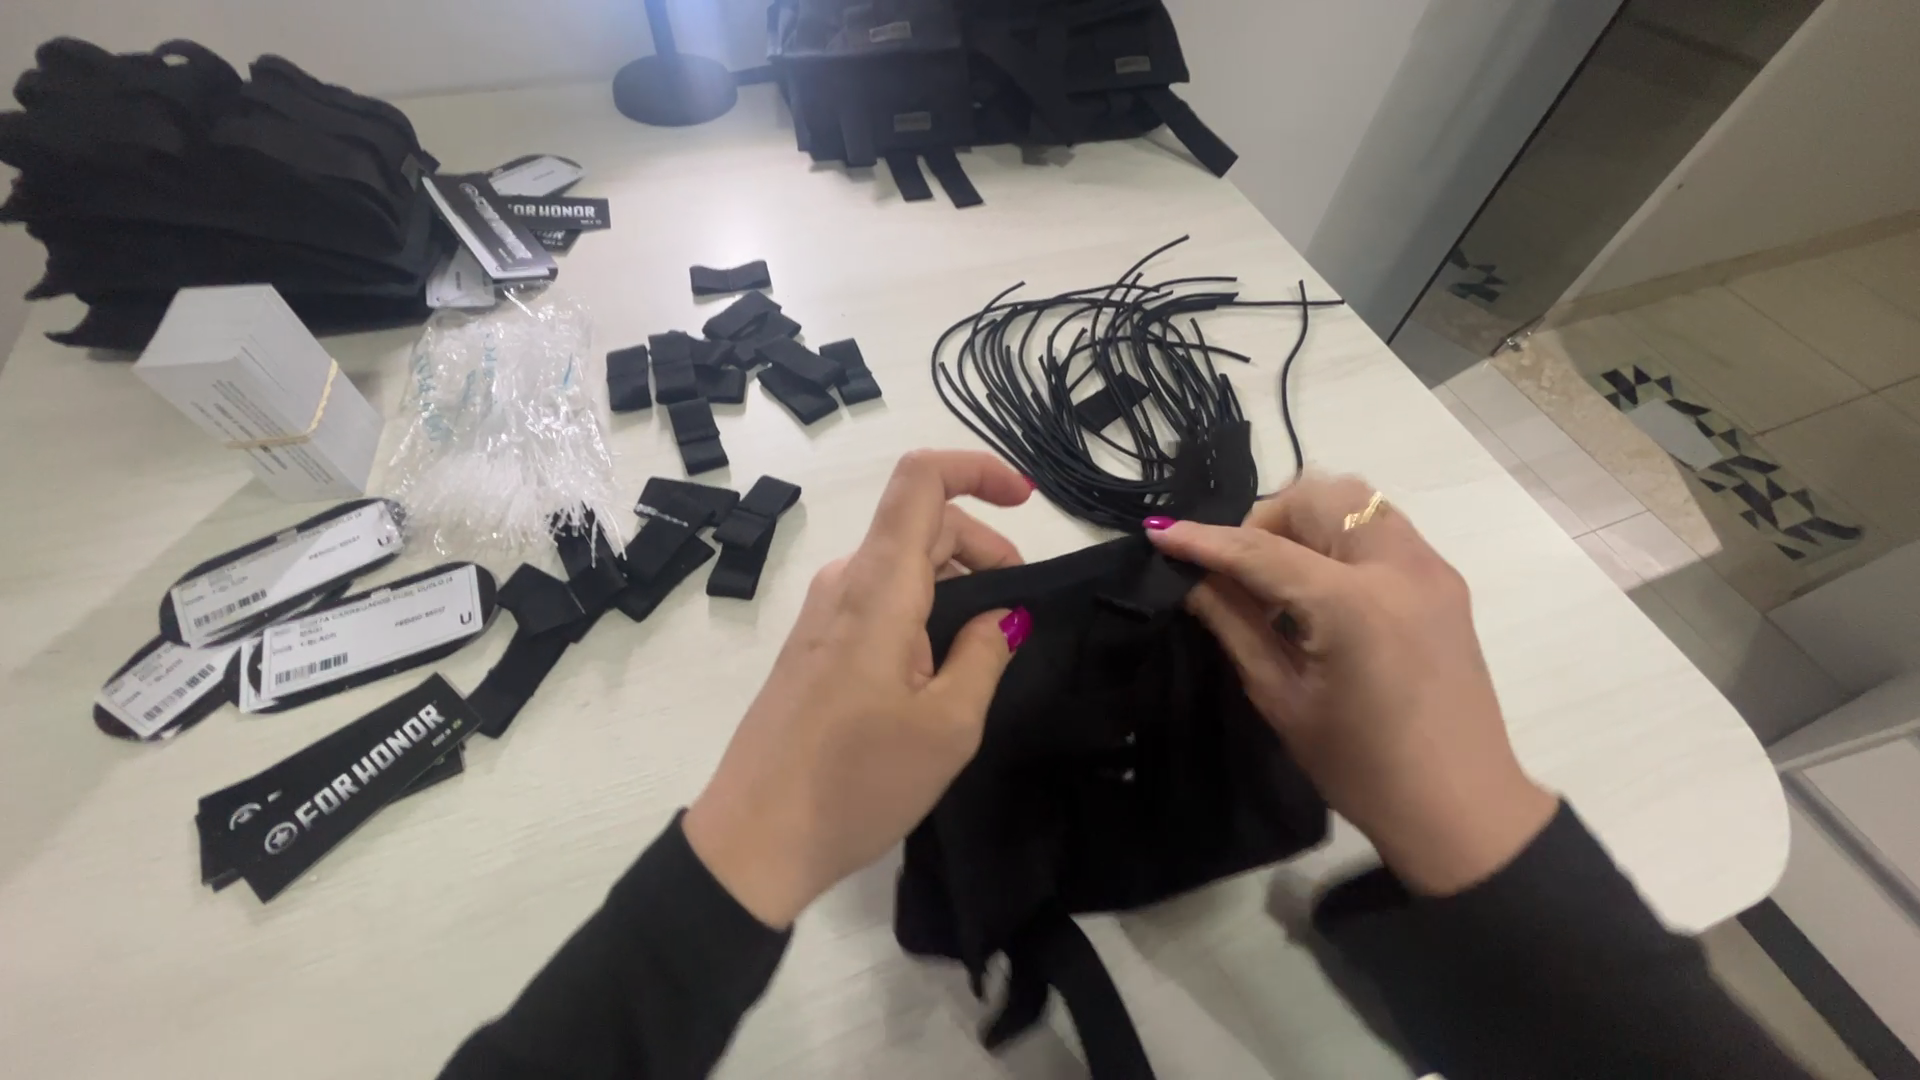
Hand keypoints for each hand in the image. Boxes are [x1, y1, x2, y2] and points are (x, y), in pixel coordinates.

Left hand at [684, 451, 1035, 927]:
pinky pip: (880, 598)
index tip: (1025, 501)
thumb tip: (1002, 614)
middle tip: (1018, 610)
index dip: (978, 469)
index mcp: (879, 588)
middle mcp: (846, 582)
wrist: (754, 839)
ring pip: (903, 563)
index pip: (920, 481)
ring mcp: (825, 612)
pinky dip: (925, 607)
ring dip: (956, 582)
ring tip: (985, 647)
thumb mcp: (948, 726)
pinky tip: (941, 664)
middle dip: (983, 547)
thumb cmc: (857, 782)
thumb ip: (984, 654)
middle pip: (922, 523)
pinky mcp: (816, 643)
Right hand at [1145, 475, 1556, 895]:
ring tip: (1280, 573)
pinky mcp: (1444, 580)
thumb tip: (1189, 578)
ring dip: (1305, 520)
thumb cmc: (1359, 767)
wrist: (1462, 807)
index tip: (1159, 534)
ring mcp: (1431, 569)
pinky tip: (1320, 585)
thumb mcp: (1280, 696)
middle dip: (1265, 519)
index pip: (1262, 551)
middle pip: (1318, 497)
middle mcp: (1400, 569)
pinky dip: (1337, 535)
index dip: (1203, 541)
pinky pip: (1379, 526)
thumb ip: (1232, 623)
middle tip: (1240, 570)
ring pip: (1355, 500)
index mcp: (1354, 607)